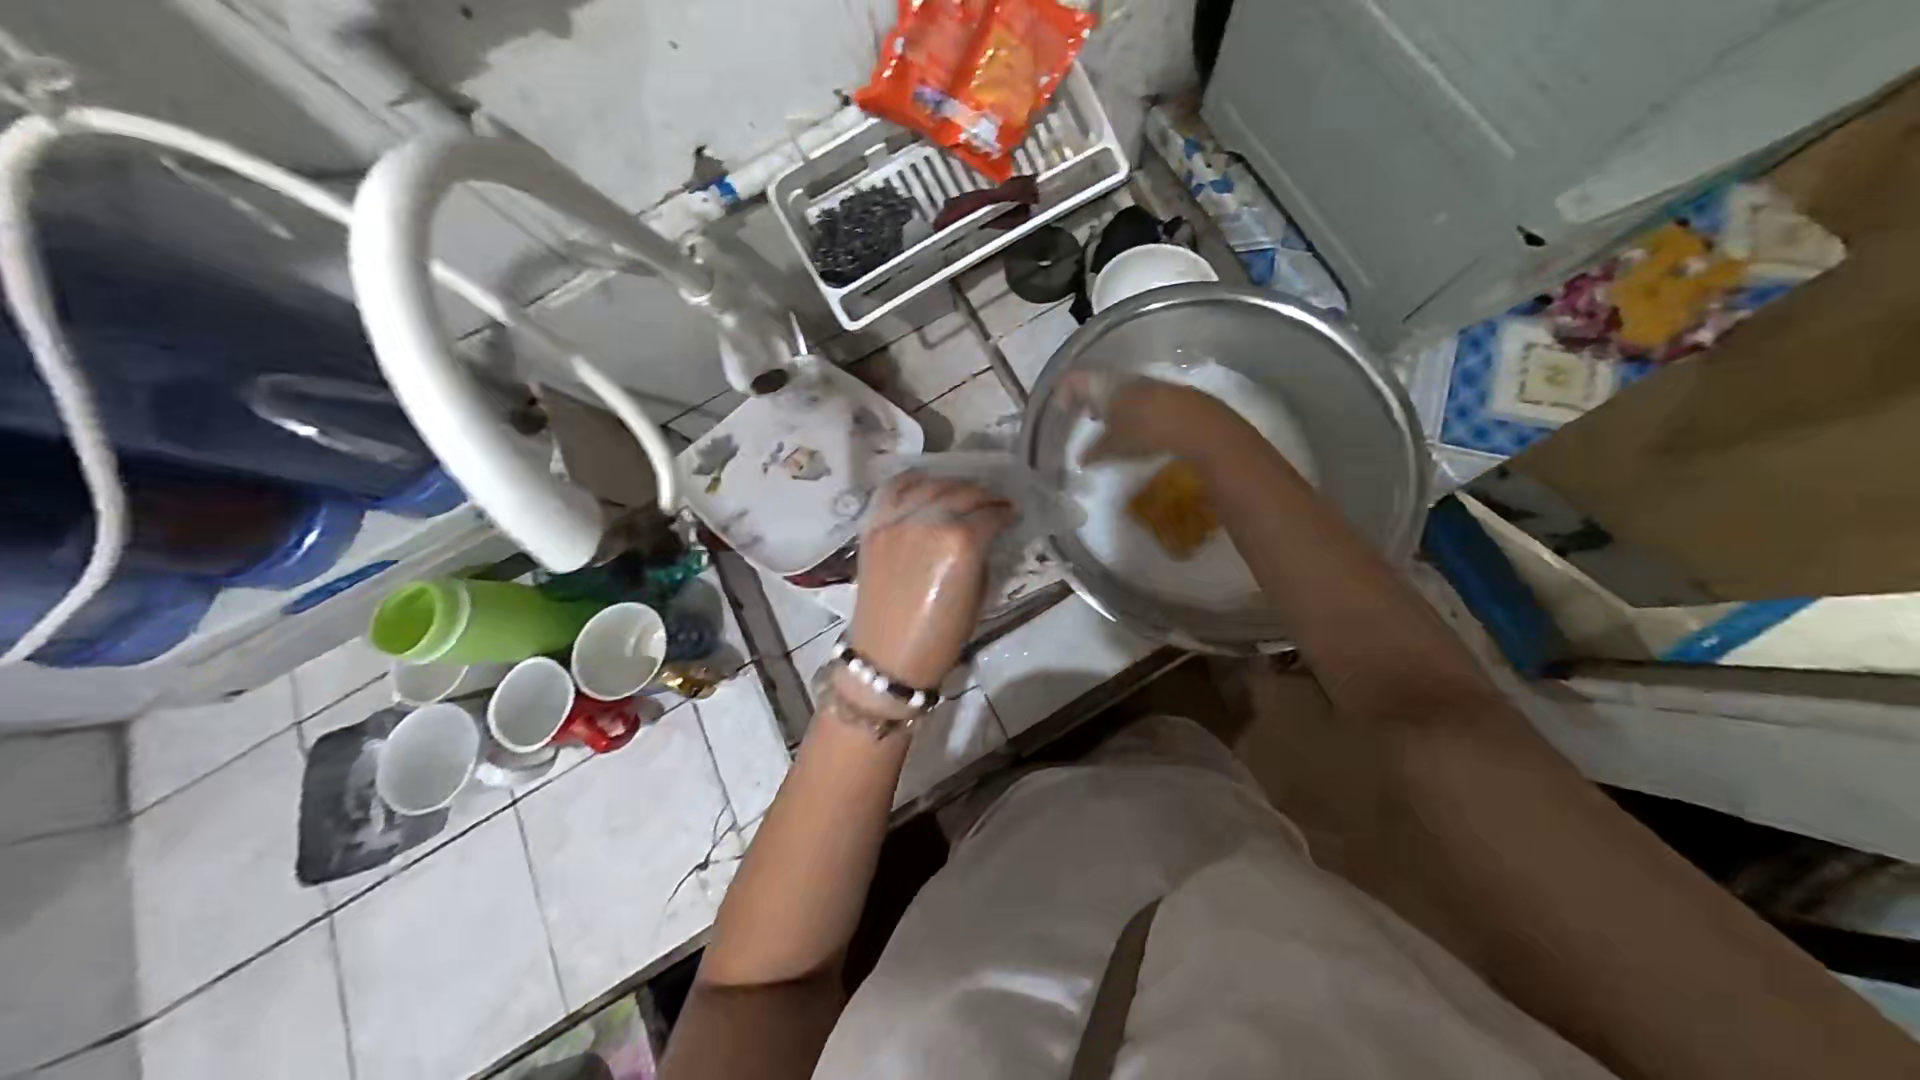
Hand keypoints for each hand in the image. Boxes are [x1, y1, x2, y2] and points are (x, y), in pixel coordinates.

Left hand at [850, 475, 1013, 688]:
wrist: (888, 656)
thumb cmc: (941, 635)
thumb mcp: (978, 594)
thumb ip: (982, 555)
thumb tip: (986, 535)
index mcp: (961, 543)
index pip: (990, 513)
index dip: (1005, 511)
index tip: (1011, 512)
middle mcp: (929, 521)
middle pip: (962, 493)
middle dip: (982, 495)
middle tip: (991, 502)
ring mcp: (897, 521)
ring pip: (929, 486)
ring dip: (950, 486)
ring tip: (960, 493)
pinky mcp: (874, 527)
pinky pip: (893, 491)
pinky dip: (912, 483)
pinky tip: (924, 486)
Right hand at [1074, 376, 1253, 466]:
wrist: (1196, 423)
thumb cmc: (1145, 432)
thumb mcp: (1114, 447)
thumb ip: (1095, 451)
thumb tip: (1081, 459)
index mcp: (1104, 386)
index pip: (1074, 378)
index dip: (1064, 391)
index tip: (1062, 409)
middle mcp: (1123, 378)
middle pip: (1096, 381)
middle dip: (1087, 397)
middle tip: (1082, 414)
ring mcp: (1146, 382)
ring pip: (1119, 387)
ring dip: (1110, 402)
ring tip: (1108, 421)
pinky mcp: (1165, 391)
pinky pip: (1138, 394)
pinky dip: (1129, 406)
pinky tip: (1136, 423)